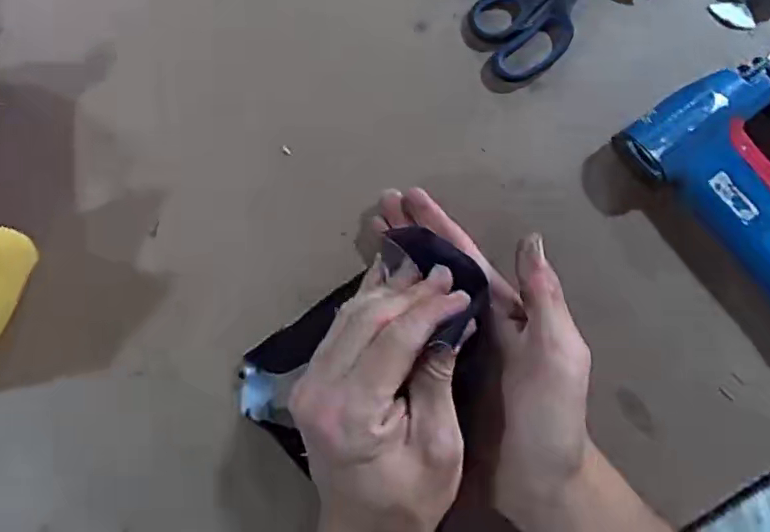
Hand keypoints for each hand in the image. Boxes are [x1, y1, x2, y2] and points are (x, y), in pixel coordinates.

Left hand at [290, 253, 471, 531]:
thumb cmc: (407, 499)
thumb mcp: (439, 448)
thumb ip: (438, 380)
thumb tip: (453, 322)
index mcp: (352, 412)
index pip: (395, 339)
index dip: (430, 309)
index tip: (461, 292)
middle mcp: (320, 389)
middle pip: (369, 317)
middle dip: (412, 292)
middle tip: (445, 274)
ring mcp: (309, 381)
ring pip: (351, 313)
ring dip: (390, 288)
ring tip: (424, 270)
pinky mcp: (311, 377)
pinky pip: (340, 323)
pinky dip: (368, 296)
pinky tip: (387, 275)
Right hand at [370, 192, 599, 526]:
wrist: (542, 485)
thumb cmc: (554, 416)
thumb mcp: (559, 352)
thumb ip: (545, 298)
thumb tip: (530, 237)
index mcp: (503, 308)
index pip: (464, 256)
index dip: (438, 225)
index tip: (410, 196)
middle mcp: (476, 318)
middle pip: (437, 266)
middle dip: (412, 233)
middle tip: (381, 205)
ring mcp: (455, 347)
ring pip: (421, 294)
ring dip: (398, 263)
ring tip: (372, 236)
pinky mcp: (438, 378)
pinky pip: (411, 335)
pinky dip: (393, 311)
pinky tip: (373, 301)